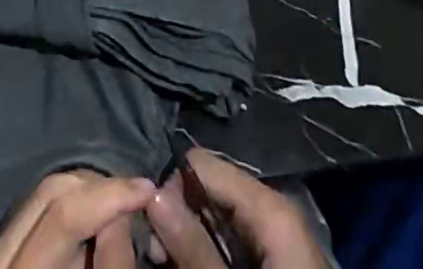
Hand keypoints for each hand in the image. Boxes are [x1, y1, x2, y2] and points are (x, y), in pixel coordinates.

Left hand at [0, 171, 156, 268]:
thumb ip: (112, 265)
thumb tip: (121, 213)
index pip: (63, 215)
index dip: (111, 195)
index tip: (149, 190)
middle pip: (50, 193)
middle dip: (99, 187)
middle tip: (136, 197)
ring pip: (42, 195)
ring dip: (86, 192)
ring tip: (120, 206)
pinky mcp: (0, 259)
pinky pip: (36, 213)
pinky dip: (71, 206)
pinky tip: (96, 218)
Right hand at [146, 149, 327, 268]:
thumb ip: (193, 247)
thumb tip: (153, 195)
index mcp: (269, 207)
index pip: (203, 164)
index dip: (170, 187)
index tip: (149, 224)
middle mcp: (272, 208)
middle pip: (209, 188)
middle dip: (177, 215)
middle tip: (157, 256)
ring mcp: (274, 233)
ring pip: (215, 215)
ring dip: (187, 237)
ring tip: (166, 264)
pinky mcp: (271, 257)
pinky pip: (229, 237)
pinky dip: (206, 251)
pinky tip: (191, 268)